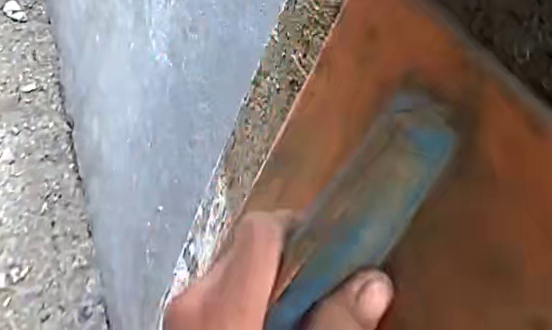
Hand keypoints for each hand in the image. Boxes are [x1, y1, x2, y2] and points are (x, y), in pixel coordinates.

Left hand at [165, 212, 394, 329]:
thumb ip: (336, 328)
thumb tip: (375, 280)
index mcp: (222, 309)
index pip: (260, 231)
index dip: (297, 232)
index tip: (328, 257)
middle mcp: (191, 305)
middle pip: (247, 248)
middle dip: (286, 263)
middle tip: (318, 297)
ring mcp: (176, 323)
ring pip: (231, 272)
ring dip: (266, 287)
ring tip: (295, 323)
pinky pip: (215, 301)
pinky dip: (244, 308)